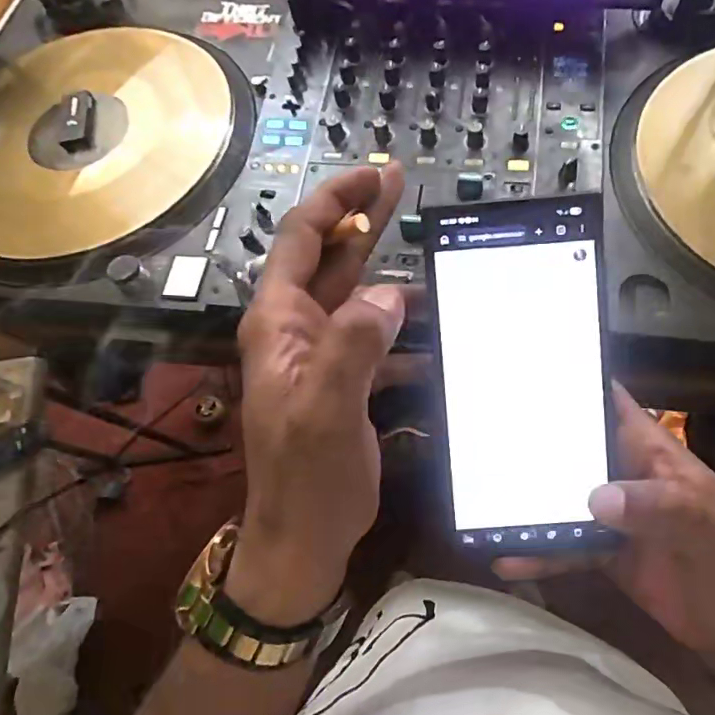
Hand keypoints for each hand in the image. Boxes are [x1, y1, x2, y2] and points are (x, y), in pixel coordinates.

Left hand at [226, 164, 407, 625]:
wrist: (303, 538)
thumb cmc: (306, 479)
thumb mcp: (327, 410)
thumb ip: (351, 346)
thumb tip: (387, 294)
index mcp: (278, 326)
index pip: (299, 242)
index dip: (335, 203)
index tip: (374, 176)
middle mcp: (294, 334)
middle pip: (327, 261)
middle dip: (363, 224)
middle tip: (400, 186)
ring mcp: (318, 361)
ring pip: (354, 302)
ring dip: (389, 279)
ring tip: (436, 262)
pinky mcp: (341, 387)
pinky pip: (373, 343)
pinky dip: (400, 333)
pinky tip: (435, 335)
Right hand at [495, 382, 714, 689]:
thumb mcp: (706, 534)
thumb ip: (659, 509)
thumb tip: (595, 497)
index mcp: (656, 458)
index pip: (615, 407)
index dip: (579, 385)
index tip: (529, 373)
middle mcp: (627, 479)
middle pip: (574, 451)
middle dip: (533, 442)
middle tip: (481, 432)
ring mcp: (612, 517)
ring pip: (561, 499)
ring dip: (527, 503)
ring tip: (483, 505)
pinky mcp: (601, 552)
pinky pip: (561, 545)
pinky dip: (536, 552)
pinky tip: (508, 560)